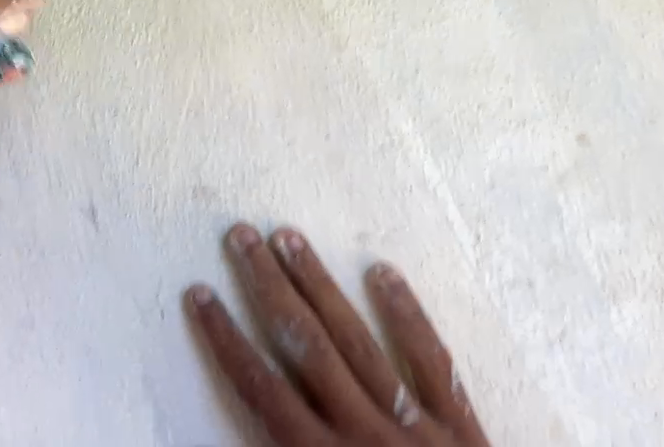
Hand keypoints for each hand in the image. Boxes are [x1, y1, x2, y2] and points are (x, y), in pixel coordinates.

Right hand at [187, 224, 489, 446]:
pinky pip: (431, 362)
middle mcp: (363, 434)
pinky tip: (382, 272)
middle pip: (305, 345)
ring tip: (289, 237)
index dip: (225, 338)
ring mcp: (417, 428)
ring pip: (356, 340)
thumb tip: (242, 430)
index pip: (261, 388)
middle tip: (242, 235)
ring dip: (318, 285)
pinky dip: (407, 316)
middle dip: (268, 286)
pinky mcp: (464, 429)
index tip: (199, 292)